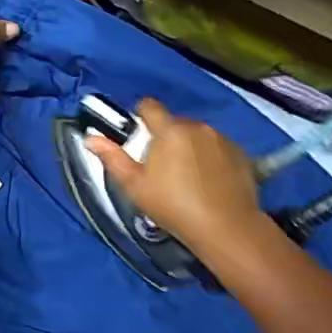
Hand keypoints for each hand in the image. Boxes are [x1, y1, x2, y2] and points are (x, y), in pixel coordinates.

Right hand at [84, 98, 263, 252]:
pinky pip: (218, 147)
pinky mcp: (241, 153)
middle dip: (165, 137)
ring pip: (197, 135)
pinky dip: (210, 157)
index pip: (150, 106)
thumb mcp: (135, 186)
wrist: (225, 226)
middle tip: (160, 167)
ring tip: (187, 177)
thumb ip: (113, 158)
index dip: (140, 115)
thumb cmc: (173, 206)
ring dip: (189, 147)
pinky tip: (208, 181)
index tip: (137, 134)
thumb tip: (90, 138)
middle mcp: (197, 127)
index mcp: (169, 131)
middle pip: (174, 123)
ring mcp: (222, 138)